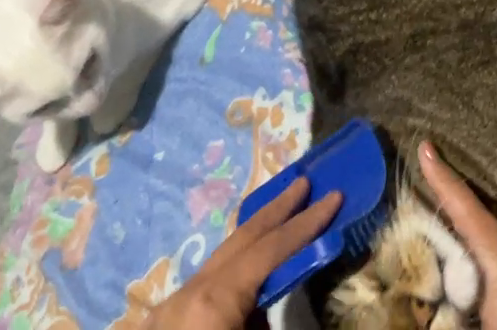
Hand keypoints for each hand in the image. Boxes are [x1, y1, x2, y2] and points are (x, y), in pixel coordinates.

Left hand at [145, 177, 341, 329]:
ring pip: (220, 259)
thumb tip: (280, 306)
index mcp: (213, 302)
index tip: (334, 196)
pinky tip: (249, 272)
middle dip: (275, 210)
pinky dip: (234, 265)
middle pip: (240, 239)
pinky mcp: (162, 326)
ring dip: (254, 236)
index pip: (269, 249)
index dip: (305, 223)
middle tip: (304, 182)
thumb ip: (270, 323)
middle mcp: (189, 294)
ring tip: (283, 215)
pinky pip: (206, 282)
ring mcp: (170, 309)